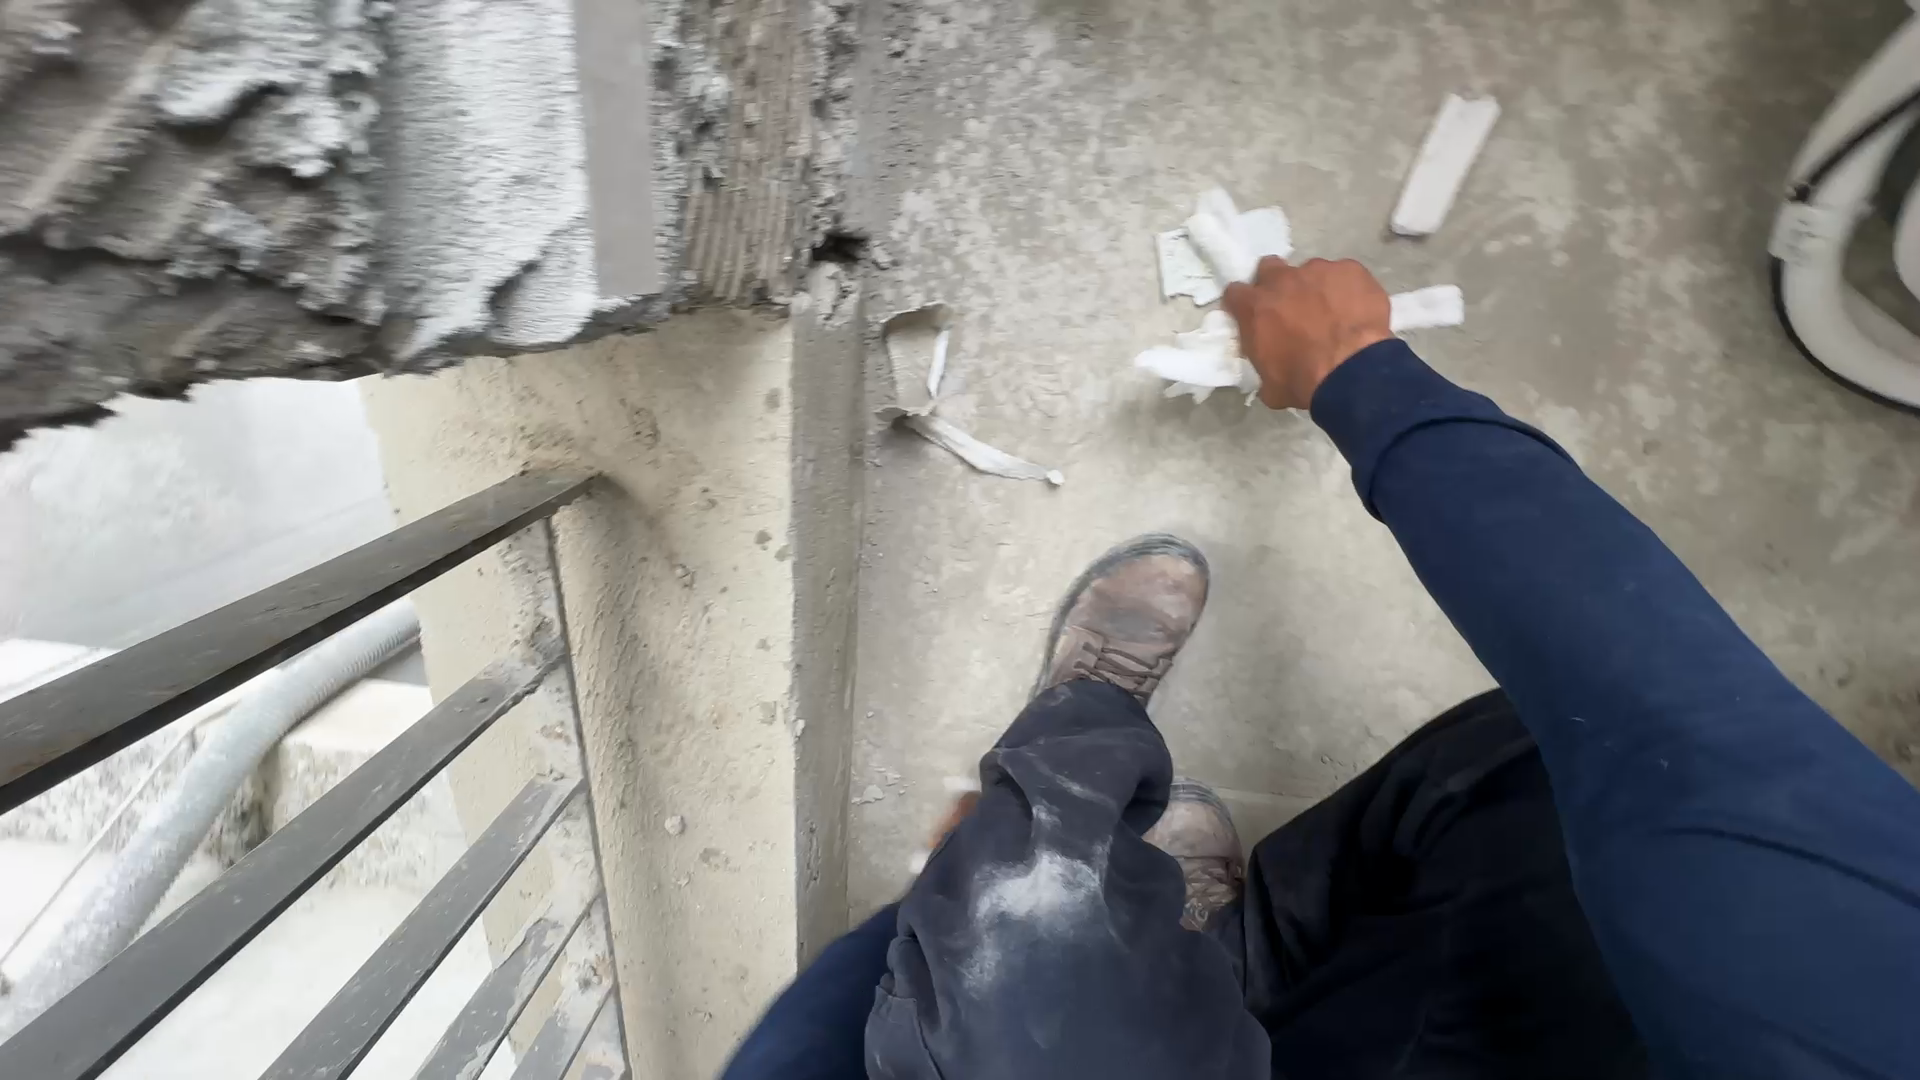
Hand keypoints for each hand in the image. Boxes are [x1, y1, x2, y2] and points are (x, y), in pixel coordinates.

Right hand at [1223, 257, 1392, 409]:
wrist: (1349, 370)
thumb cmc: (1300, 380)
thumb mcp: (1268, 382)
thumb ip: (1262, 361)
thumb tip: (1269, 365)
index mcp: (1254, 308)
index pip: (1234, 293)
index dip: (1242, 302)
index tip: (1249, 313)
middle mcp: (1281, 281)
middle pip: (1269, 268)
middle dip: (1275, 283)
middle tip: (1288, 305)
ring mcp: (1317, 271)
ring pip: (1310, 272)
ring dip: (1314, 287)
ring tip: (1329, 311)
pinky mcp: (1350, 269)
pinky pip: (1344, 274)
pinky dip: (1346, 288)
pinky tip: (1353, 309)